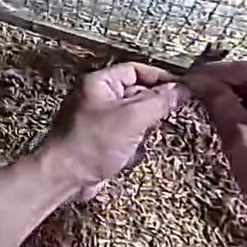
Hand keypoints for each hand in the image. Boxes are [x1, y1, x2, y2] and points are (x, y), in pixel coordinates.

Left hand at [42, 62, 188, 200]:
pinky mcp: (99, 140)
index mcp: (98, 83)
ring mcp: (97, 120)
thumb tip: (180, 89)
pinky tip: (131, 154)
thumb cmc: (91, 143)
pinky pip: (125, 136)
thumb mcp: (132, 117)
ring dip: (143, 129)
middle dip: (153, 106)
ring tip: (143, 139)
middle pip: (136, 93)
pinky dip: (133, 144)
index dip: (160, 78)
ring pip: (133, 117)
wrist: (64, 176)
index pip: (135, 70)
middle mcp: (96, 98)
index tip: (183, 89)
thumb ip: (159, 101)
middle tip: (171, 116)